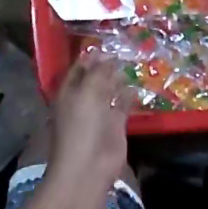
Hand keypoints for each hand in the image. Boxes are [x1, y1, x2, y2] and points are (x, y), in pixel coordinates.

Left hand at [47, 53, 130, 189]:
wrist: (90, 165)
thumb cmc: (82, 126)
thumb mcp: (88, 93)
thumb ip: (98, 73)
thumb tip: (106, 56)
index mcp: (69, 91)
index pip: (79, 68)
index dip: (91, 56)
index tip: (107, 43)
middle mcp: (83, 100)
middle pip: (95, 78)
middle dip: (107, 66)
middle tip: (125, 49)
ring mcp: (99, 113)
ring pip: (110, 91)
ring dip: (119, 80)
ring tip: (134, 63)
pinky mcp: (115, 125)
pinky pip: (122, 106)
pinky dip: (129, 96)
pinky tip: (138, 86)